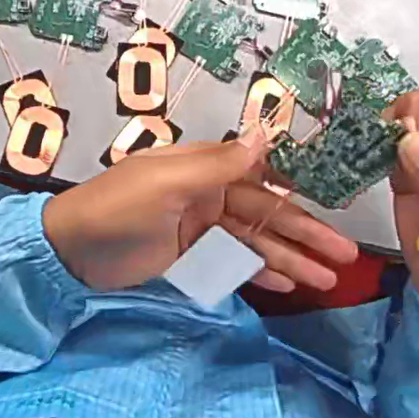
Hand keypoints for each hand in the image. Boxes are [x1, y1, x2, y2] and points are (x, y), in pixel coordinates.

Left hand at [42, 127, 355, 292]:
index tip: (334, 200)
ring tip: (330, 280)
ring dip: (290, 259)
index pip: (257, 173)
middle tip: (347, 255)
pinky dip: (259, 272)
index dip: (295, 187)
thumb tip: (264, 132)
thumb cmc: (117, 209)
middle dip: (304, 232)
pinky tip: (289, 285)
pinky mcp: (188, 257)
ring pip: (254, 242)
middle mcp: (205, 195)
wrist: (71, 251)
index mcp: (200, 168)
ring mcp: (198, 228)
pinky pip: (232, 263)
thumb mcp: (167, 182)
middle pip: (264, 213)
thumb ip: (218, 164)